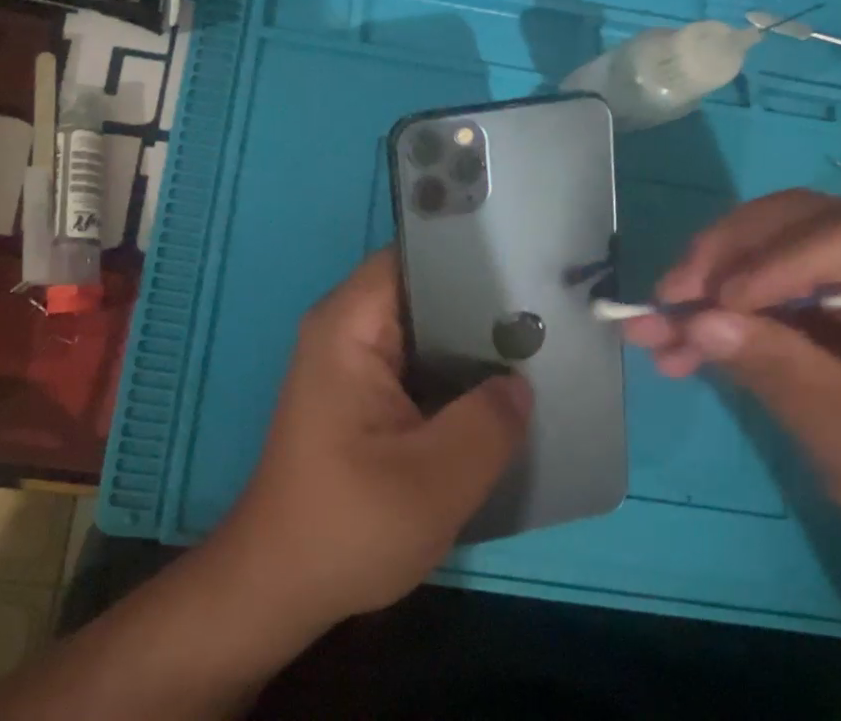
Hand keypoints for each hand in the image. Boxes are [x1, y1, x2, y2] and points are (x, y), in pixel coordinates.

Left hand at [214, 250, 530, 629]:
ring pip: (428, 335)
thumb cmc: (347, 526)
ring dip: (478, 347)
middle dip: (486, 305)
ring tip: (550, 350)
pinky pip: (421, 370)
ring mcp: (354, 367)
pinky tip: (510, 396)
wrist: (281, 585)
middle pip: (425, 293)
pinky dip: (460, 380)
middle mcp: (346, 332)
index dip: (473, 255)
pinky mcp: (364, 401)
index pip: (414, 256)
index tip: (535, 267)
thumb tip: (521, 382)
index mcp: (348, 326)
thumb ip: (489, 420)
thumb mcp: (435, 478)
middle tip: (559, 316)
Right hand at [624, 191, 840, 614]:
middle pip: (818, 223)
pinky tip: (679, 346)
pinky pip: (774, 294)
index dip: (787, 254)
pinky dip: (724, 315)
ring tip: (656, 325)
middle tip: (670, 295)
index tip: (720, 301)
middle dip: (735, 255)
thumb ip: (783, 372)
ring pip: (783, 249)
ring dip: (715, 282)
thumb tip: (696, 320)